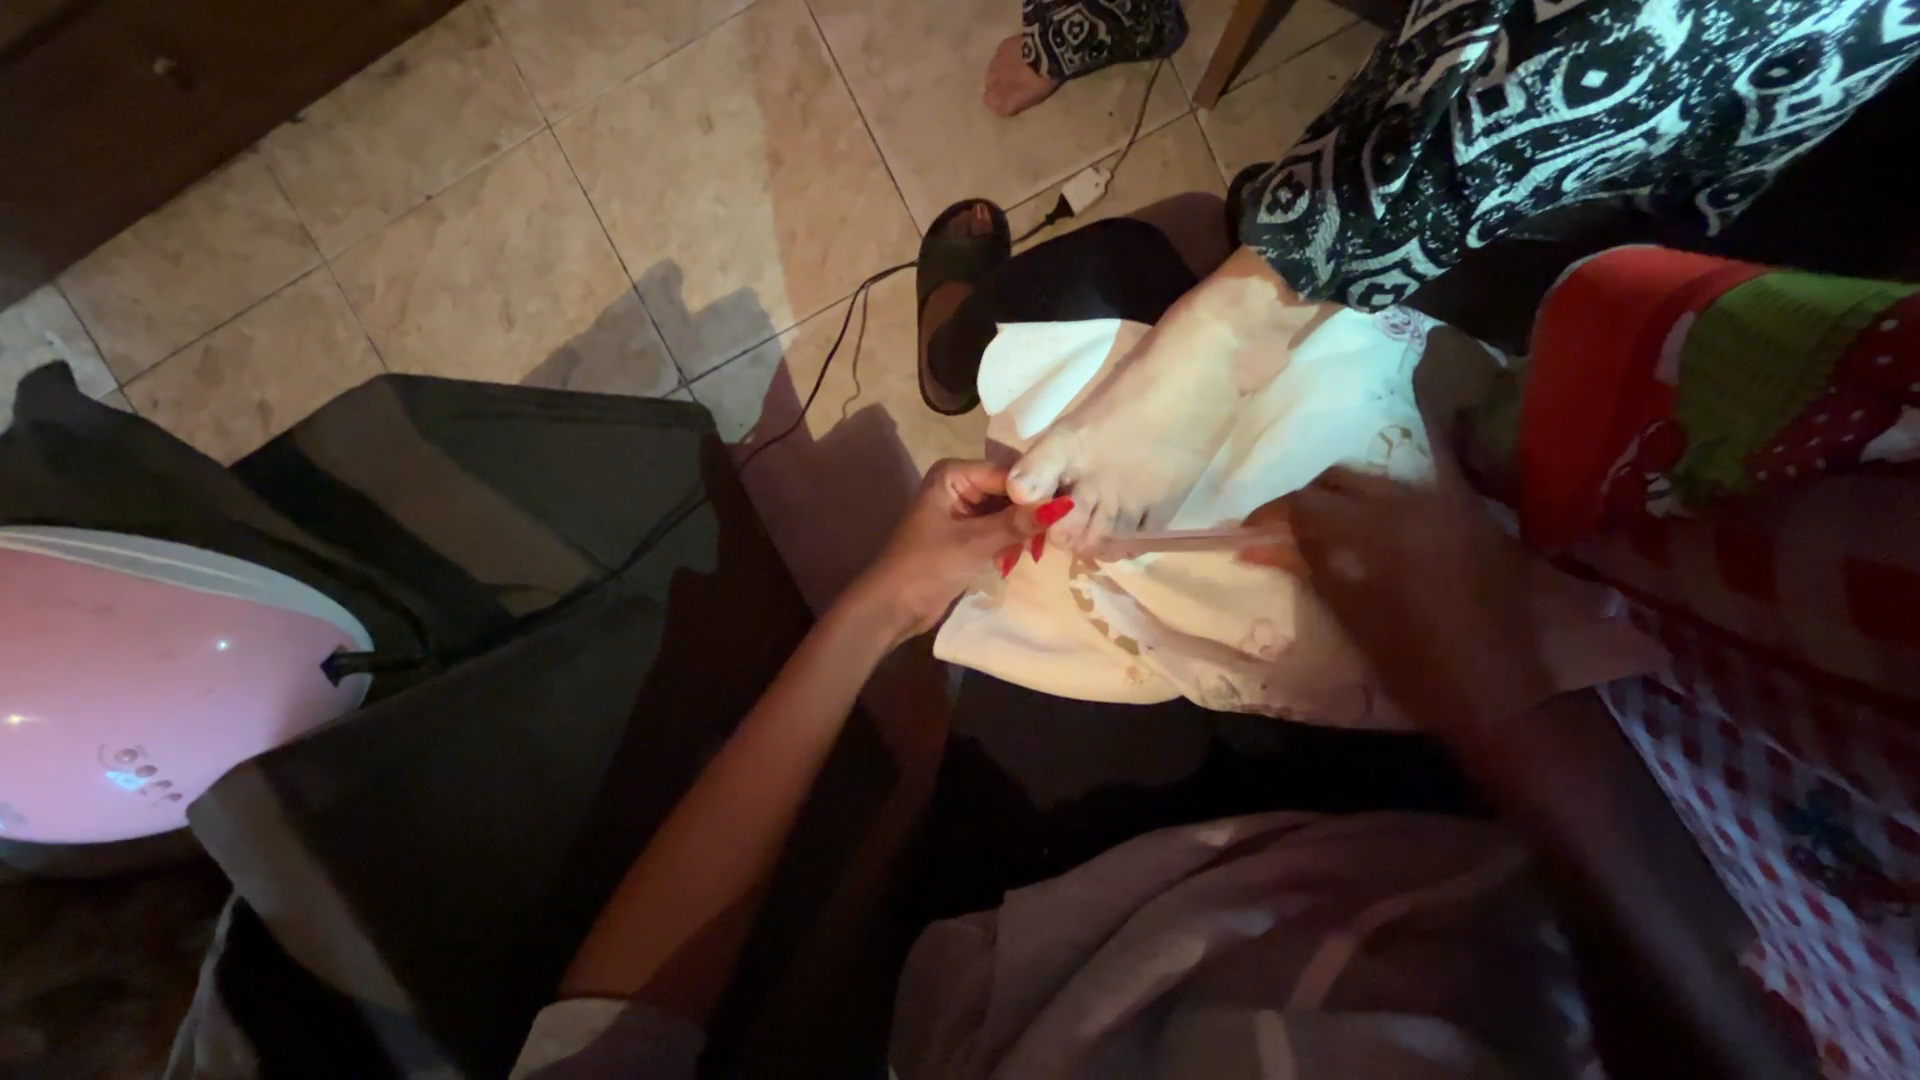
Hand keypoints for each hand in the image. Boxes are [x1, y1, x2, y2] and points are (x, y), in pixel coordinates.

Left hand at [845, 460, 1071, 644]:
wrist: (892, 607)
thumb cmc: (926, 567)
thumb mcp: (974, 543)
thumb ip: (1018, 523)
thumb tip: (1064, 506)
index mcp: (953, 474)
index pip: (1008, 473)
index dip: (1037, 489)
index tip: (1070, 505)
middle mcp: (959, 484)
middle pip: (1010, 490)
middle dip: (1032, 511)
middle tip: (1063, 529)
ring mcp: (964, 510)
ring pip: (1008, 511)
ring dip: (1024, 529)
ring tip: (1046, 545)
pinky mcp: (968, 534)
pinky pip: (1000, 529)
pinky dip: (1013, 541)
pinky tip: (1030, 554)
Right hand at [1240, 464, 1552, 732]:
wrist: (1493, 688)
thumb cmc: (1410, 663)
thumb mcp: (1345, 612)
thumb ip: (1306, 564)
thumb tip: (1258, 543)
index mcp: (1373, 532)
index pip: (1304, 501)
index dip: (1270, 514)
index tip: (1251, 533)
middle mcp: (1410, 504)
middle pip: (1339, 478)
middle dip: (1308, 501)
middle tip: (1291, 532)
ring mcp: (1445, 506)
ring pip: (1376, 481)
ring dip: (1346, 501)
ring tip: (1333, 534)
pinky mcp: (1469, 517)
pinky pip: (1413, 494)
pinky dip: (1384, 508)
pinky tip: (1379, 537)